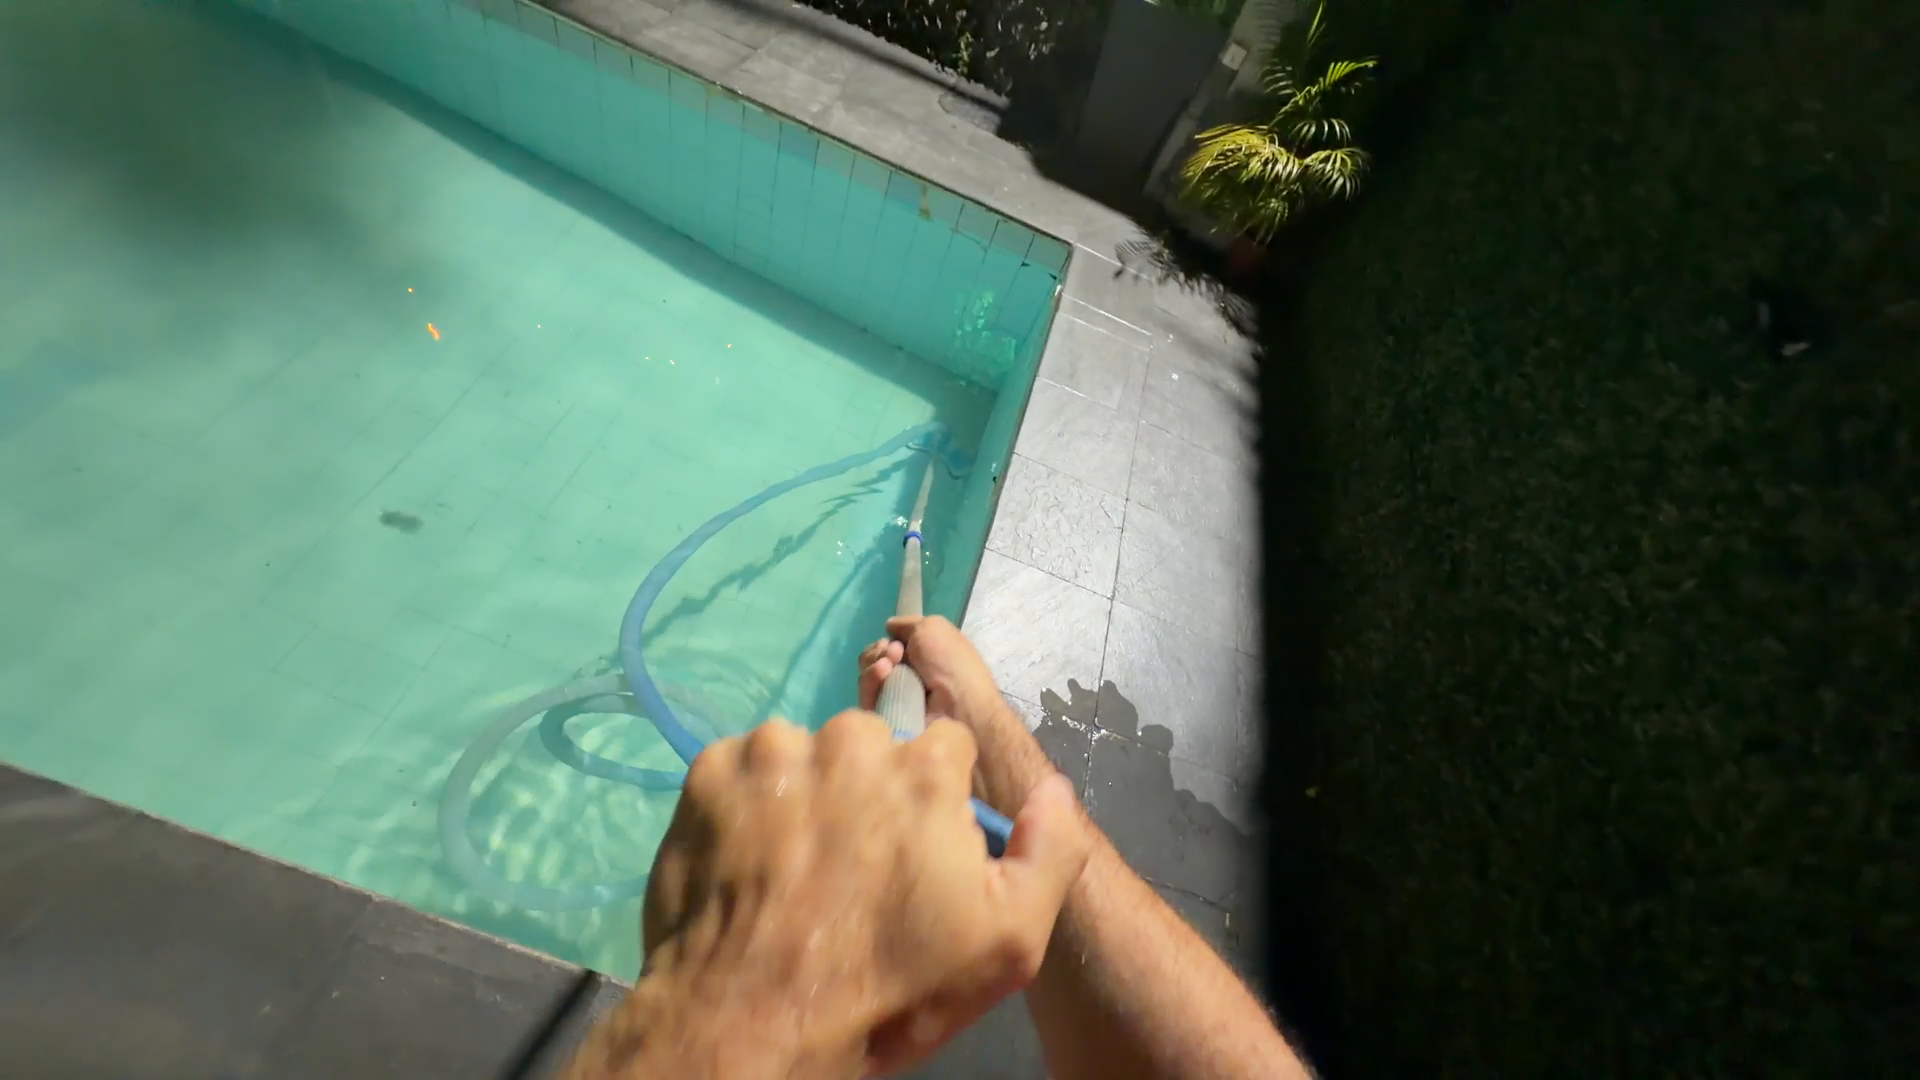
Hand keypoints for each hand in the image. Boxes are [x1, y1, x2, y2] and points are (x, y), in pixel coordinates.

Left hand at [566, 711, 1090, 1079]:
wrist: (753, 1032)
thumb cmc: (891, 985)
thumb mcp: (1009, 940)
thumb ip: (1048, 850)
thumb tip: (1052, 785)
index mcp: (925, 765)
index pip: (942, 747)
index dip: (931, 796)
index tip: (912, 844)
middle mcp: (852, 737)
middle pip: (871, 741)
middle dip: (867, 785)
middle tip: (849, 857)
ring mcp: (776, 747)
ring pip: (805, 750)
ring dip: (804, 788)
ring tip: (792, 861)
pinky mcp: (713, 768)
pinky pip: (743, 765)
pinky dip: (746, 798)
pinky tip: (746, 854)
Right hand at [859, 616, 1054, 814]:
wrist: (958, 706)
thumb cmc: (950, 662)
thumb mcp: (933, 628)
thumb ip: (907, 624)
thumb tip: (889, 627)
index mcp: (922, 655)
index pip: (889, 645)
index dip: (888, 639)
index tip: (896, 640)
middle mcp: (907, 675)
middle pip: (874, 658)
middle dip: (879, 651)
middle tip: (895, 655)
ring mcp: (895, 697)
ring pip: (867, 676)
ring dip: (873, 664)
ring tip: (887, 667)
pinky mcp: (884, 717)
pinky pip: (866, 696)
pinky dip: (870, 681)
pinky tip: (881, 675)